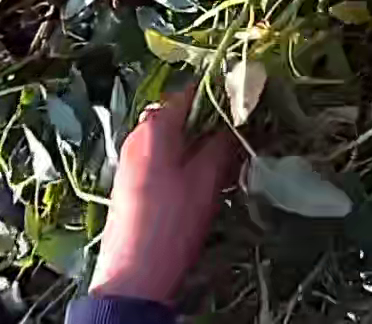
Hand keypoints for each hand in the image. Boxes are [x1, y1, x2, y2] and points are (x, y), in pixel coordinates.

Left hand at [88, 85, 240, 304]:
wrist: (131, 280)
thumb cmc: (172, 221)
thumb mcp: (206, 178)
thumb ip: (222, 142)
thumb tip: (237, 119)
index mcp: (156, 124)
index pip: (192, 92)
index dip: (220, 95)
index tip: (243, 105)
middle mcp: (138, 132)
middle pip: (180, 113)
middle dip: (208, 122)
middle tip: (234, 136)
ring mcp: (130, 155)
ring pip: (171, 135)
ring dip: (195, 141)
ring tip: (220, 159)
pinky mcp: (129, 178)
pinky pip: (159, 153)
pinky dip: (180, 156)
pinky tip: (197, 178)